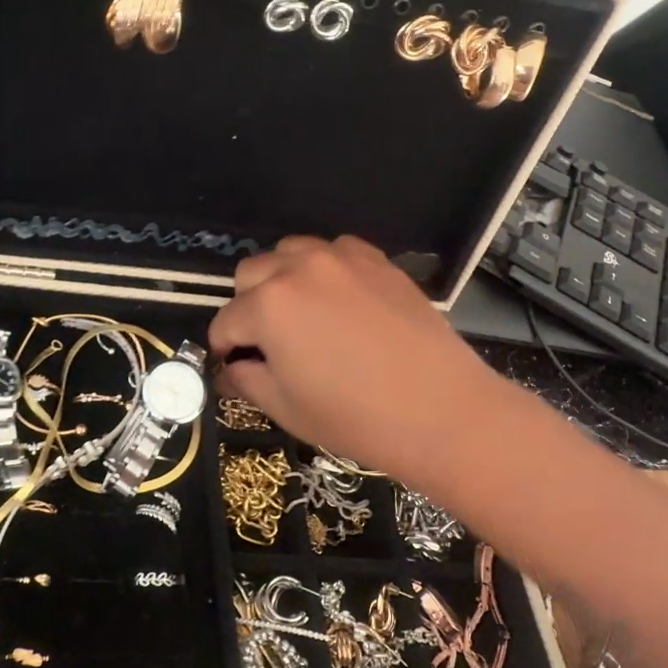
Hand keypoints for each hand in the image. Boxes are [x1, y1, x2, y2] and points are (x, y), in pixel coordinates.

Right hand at [207, 236, 502, 473]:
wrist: (442, 411)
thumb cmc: (355, 418)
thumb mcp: (286, 408)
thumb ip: (247, 381)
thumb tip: (231, 369)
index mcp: (267, 306)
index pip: (225, 321)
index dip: (226, 348)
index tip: (236, 366)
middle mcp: (297, 269)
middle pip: (250, 274)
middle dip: (248, 306)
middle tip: (269, 342)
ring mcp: (339, 258)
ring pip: (289, 253)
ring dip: (283, 279)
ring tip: (302, 314)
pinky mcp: (376, 259)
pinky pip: (334, 250)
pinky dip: (325, 269)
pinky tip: (340, 301)